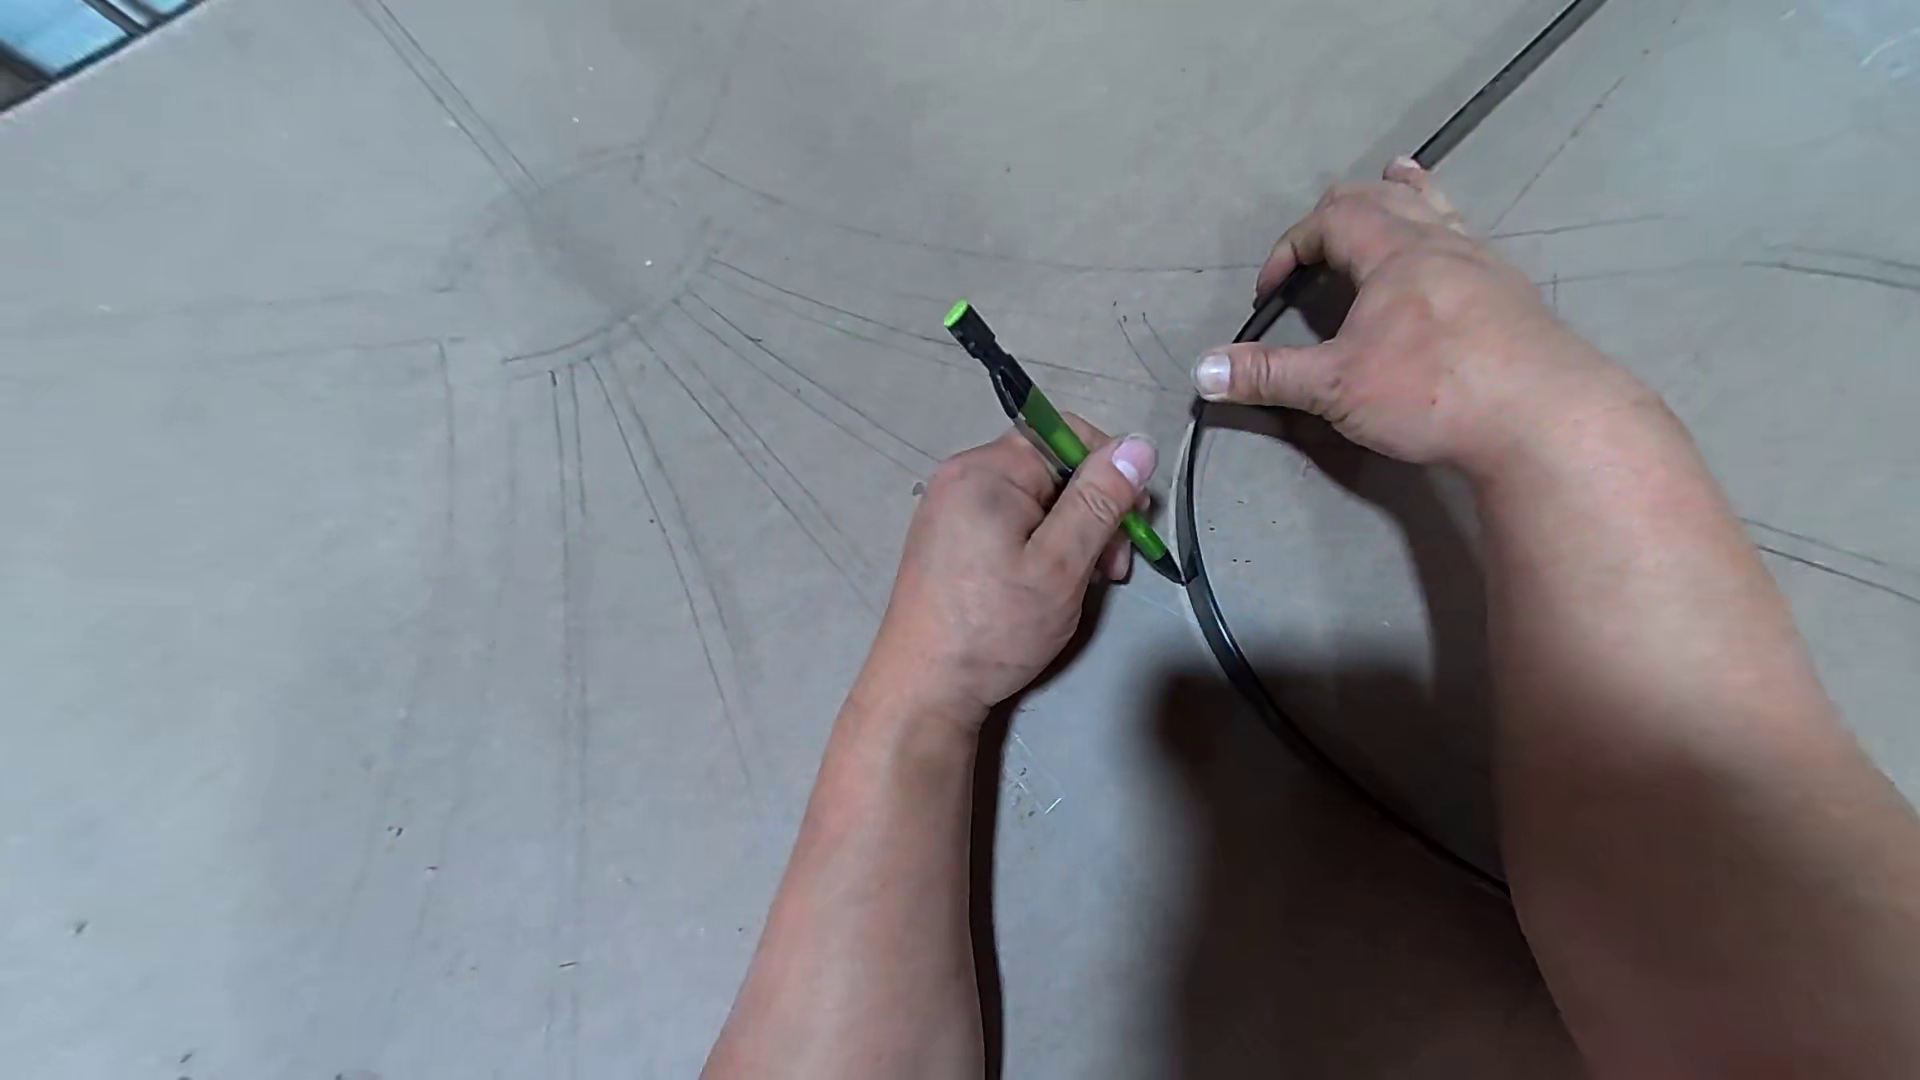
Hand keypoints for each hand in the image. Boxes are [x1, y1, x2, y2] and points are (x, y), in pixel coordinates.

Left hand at [856, 418, 1156, 729]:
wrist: (925, 685)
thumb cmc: (994, 626)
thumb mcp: (1061, 564)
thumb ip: (1100, 500)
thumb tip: (1140, 443)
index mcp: (986, 470)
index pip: (1065, 435)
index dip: (1108, 470)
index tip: (1131, 521)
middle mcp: (962, 477)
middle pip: (1050, 468)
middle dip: (1092, 509)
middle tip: (1112, 567)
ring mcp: (951, 508)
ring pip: (1034, 499)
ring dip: (1071, 531)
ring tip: (1084, 581)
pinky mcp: (949, 537)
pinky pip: (1008, 521)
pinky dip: (1039, 543)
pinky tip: (1048, 581)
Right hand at [1192, 158, 1652, 475]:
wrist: (1543, 420)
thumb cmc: (1429, 392)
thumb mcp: (1332, 387)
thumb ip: (1265, 375)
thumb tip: (1201, 371)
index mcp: (1396, 255)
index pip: (1331, 222)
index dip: (1288, 249)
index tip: (1268, 292)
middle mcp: (1442, 244)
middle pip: (1385, 198)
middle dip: (1338, 212)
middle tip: (1313, 238)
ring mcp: (1482, 265)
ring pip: (1435, 207)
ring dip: (1401, 195)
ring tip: (1393, 178)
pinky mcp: (1506, 295)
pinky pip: (1463, 237)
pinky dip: (1437, 225)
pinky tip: (1441, 249)